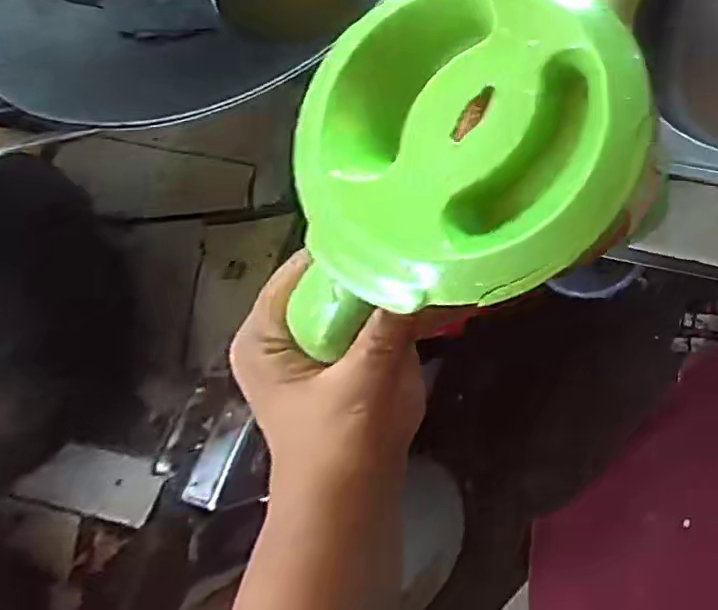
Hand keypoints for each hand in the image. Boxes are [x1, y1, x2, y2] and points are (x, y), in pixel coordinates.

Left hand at [230, 251, 425, 504]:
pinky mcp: (365, 346)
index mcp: (268, 332)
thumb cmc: (335, 444)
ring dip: (402, 277)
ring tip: (441, 250)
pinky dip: (416, 300)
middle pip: (339, 275)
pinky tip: (449, 286)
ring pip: (368, 289)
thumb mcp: (359, 381)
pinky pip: (390, 310)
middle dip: (380, 258)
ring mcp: (333, 335)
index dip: (343, 246)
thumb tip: (422, 272)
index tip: (390, 221)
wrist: (354, 496)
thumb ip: (388, 326)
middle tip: (423, 230)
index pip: (302, 270)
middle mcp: (297, 325)